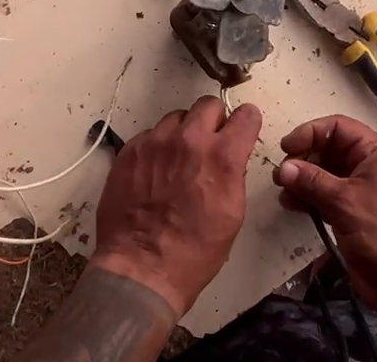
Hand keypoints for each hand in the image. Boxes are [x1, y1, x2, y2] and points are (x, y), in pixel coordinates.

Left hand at [90, 97, 261, 316]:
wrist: (140, 272)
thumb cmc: (194, 251)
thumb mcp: (232, 213)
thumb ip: (234, 172)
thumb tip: (231, 156)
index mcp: (222, 156)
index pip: (246, 114)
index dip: (245, 124)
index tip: (240, 134)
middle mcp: (190, 140)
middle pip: (208, 104)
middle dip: (213, 122)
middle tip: (207, 146)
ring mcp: (156, 143)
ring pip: (176, 117)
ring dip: (182, 133)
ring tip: (176, 161)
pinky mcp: (130, 151)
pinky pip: (149, 135)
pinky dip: (156, 148)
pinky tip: (154, 173)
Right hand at [271, 115, 376, 312]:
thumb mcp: (346, 202)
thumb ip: (313, 182)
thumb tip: (283, 167)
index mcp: (374, 152)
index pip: (338, 128)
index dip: (311, 132)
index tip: (286, 146)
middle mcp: (366, 166)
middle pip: (329, 149)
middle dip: (304, 157)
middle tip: (281, 173)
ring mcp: (358, 191)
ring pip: (324, 174)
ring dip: (303, 179)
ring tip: (282, 189)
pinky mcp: (350, 214)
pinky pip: (325, 196)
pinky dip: (308, 197)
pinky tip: (290, 204)